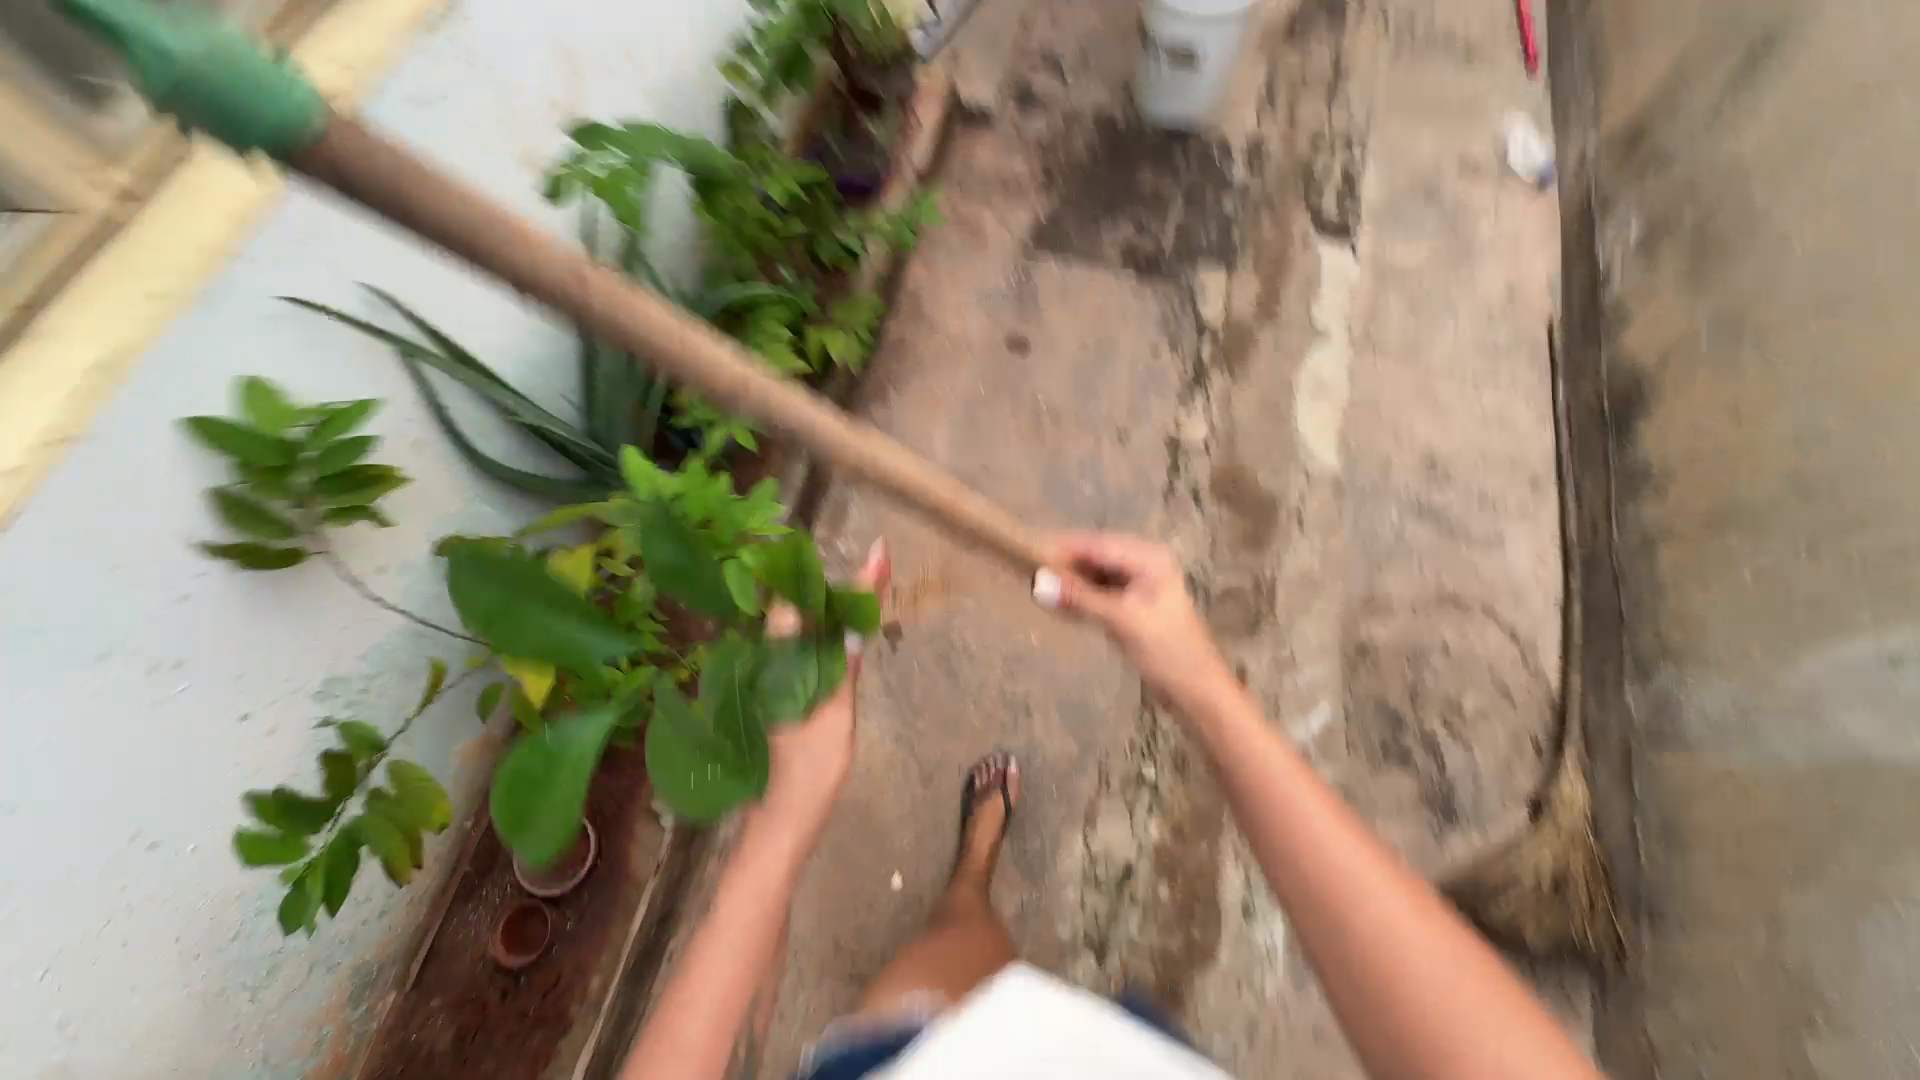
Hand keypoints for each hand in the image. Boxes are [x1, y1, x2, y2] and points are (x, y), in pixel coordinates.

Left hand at [760, 538, 890, 831]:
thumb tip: (855, 630)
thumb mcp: (835, 719)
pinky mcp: (782, 696)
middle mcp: (771, 667)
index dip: (842, 582)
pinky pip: (804, 652)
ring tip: (863, 587)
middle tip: (874, 567)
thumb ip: (843, 672)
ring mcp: (774, 681)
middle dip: (834, 587)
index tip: (876, 555)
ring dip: (830, 609)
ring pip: (802, 632)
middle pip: (800, 613)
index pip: (806, 609)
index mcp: (780, 667)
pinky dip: (826, 636)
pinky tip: (843, 633)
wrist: (784, 819)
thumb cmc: (811, 772)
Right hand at [1034, 531, 1231, 707]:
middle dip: (1063, 566)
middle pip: (1093, 557)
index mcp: (1149, 558)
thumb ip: (1080, 598)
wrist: (1197, 691)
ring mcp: (1136, 585)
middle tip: (1027, 575)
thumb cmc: (1168, 652)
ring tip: (1037, 591)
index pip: (1097, 544)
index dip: (1062, 548)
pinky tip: (1058, 608)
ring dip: (1069, 584)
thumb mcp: (1122, 621)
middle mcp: (1143, 564)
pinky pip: (1097, 594)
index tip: (1026, 553)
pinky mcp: (1129, 606)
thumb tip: (1038, 583)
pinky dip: (1079, 600)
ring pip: (1092, 576)